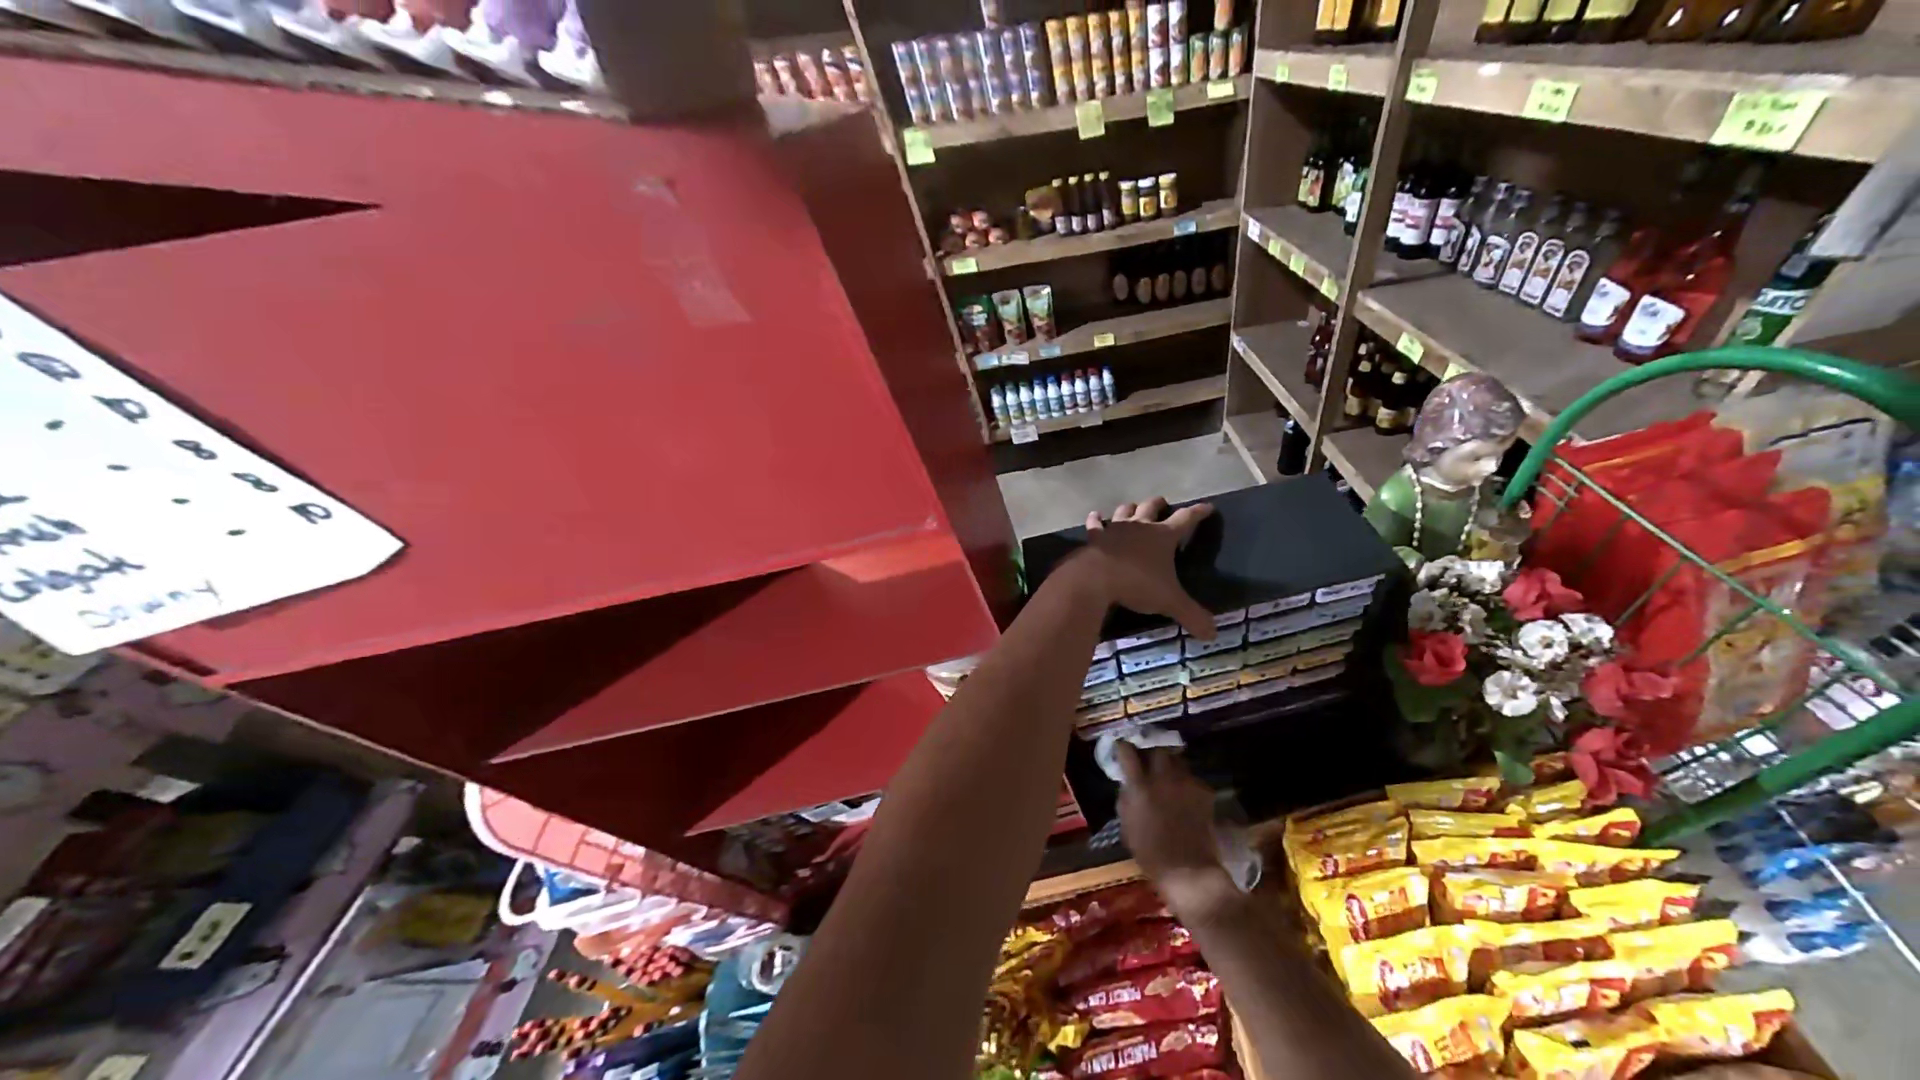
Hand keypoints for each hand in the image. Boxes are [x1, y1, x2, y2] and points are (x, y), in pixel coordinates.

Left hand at [1074, 498, 1215, 639]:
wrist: (1096, 579)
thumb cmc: (1137, 584)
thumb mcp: (1169, 601)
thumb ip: (1191, 615)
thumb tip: (1213, 634)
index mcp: (1163, 536)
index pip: (1187, 519)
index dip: (1198, 512)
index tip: (1208, 506)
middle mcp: (1140, 526)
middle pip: (1152, 507)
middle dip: (1159, 504)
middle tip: (1163, 504)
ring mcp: (1115, 529)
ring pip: (1125, 511)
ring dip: (1130, 509)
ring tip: (1133, 508)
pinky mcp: (1095, 537)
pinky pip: (1095, 524)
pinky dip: (1096, 519)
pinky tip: (1095, 515)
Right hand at [1115, 744, 1243, 925]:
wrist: (1188, 870)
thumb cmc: (1150, 853)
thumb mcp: (1126, 825)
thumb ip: (1125, 798)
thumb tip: (1127, 783)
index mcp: (1139, 786)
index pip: (1127, 752)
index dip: (1123, 747)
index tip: (1121, 748)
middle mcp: (1163, 778)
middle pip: (1157, 749)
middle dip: (1151, 751)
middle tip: (1148, 761)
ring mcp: (1186, 783)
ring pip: (1178, 760)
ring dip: (1170, 765)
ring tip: (1168, 776)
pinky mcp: (1204, 792)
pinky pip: (1192, 779)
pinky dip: (1186, 783)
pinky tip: (1185, 796)